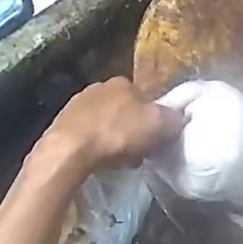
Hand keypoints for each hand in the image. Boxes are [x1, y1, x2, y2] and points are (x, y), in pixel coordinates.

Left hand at [37, 78, 184, 174]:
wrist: (69, 149)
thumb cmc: (118, 133)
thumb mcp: (158, 125)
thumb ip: (174, 118)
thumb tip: (180, 117)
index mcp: (123, 82)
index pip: (145, 98)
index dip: (152, 120)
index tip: (154, 140)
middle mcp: (99, 87)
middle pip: (124, 111)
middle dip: (132, 131)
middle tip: (137, 154)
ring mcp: (77, 104)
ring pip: (105, 124)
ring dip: (114, 140)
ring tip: (117, 161)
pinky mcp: (62, 123)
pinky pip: (87, 135)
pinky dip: (95, 146)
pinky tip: (97, 160)